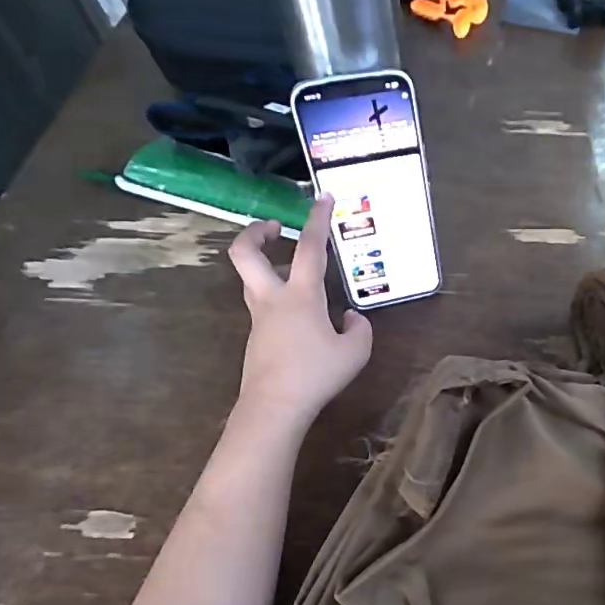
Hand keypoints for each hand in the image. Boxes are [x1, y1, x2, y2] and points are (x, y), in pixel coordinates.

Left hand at [227, 196, 372, 427]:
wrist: (275, 406)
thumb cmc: (317, 374)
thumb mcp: (356, 352)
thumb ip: (359, 329)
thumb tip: (349, 317)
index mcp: (301, 295)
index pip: (309, 248)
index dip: (317, 220)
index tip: (323, 197)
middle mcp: (273, 298)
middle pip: (245, 252)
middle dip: (256, 232)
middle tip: (276, 229)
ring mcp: (259, 318)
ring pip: (251, 278)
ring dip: (265, 265)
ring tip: (293, 272)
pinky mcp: (255, 337)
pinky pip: (263, 306)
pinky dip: (278, 299)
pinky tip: (304, 320)